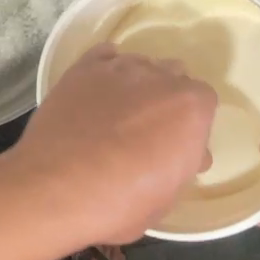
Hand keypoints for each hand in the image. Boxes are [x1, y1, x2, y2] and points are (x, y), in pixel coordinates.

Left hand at [0, 43, 216, 251]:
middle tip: (149, 130)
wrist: (55, 188)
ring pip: (138, 65)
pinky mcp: (81, 69)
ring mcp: (117, 69)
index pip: (203, 101)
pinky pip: (103, 56)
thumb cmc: (120, 202)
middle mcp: (158, 77)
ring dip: (137, 84)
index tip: (178, 143)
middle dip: (166, 98)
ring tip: (118, 113)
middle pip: (172, 76)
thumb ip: (183, 163)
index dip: (191, 123)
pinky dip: (106, 69)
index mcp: (190, 107)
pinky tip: (99, 88)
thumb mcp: (167, 195)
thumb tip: (188, 153)